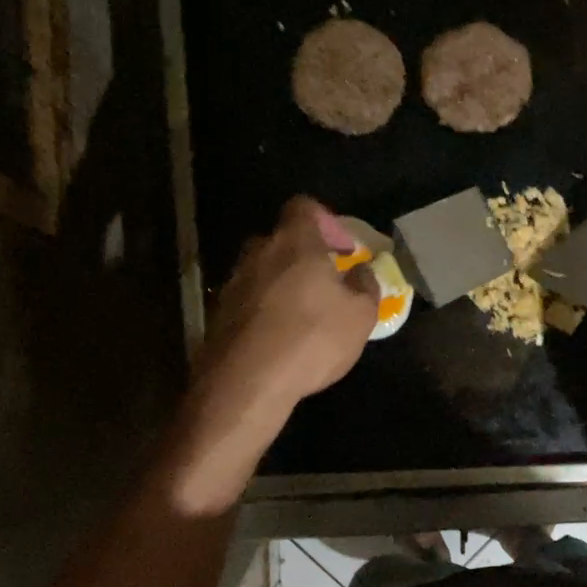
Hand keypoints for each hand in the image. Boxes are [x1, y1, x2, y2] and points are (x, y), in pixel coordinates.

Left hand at [201, 196, 380, 404]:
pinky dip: (266, 311)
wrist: (248, 379)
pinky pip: (250, 301)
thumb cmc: (312, 338)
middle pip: (281, 240)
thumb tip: (362, 272)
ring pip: (264, 272)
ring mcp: (234, 281)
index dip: (326, 222)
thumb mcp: (360, 316)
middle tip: (326, 284)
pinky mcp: (220, 312)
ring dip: (283, 286)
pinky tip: (281, 338)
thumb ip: (366, 287)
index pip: (305, 207)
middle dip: (304, 257)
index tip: (343, 249)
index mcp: (295, 241)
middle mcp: (259, 252)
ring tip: (304, 316)